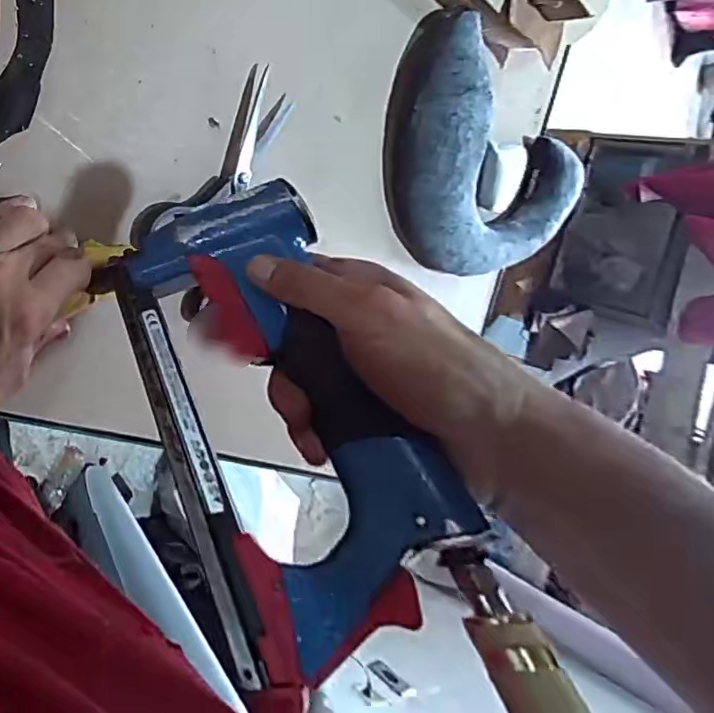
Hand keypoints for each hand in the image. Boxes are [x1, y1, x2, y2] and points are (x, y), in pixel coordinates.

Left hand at [0, 197, 91, 438]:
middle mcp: (2, 274)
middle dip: (61, 245)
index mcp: (26, 312)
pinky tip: (4, 225)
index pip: (72, 266)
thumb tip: (63, 316)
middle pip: (50, 236)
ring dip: (34, 224)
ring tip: (31, 236)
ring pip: (20, 214)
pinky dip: (2, 216)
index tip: (76, 272)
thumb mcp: (11, 377)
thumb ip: (41, 341)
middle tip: (55, 255)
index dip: (81, 267)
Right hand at [246, 254, 541, 500]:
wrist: (499, 447)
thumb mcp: (368, 313)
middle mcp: (344, 325)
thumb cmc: (442, 367)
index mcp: (349, 289)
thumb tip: (256, 265)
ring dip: (291, 401)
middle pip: (276, 331)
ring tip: (309, 422)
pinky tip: (319, 440)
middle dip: (266, 358)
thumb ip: (308, 287)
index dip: (245, 289)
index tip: (214, 308)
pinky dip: (308, 428)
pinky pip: (311, 412)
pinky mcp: (355, 408)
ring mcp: (350, 369)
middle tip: (255, 368)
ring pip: (290, 376)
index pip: (281, 276)